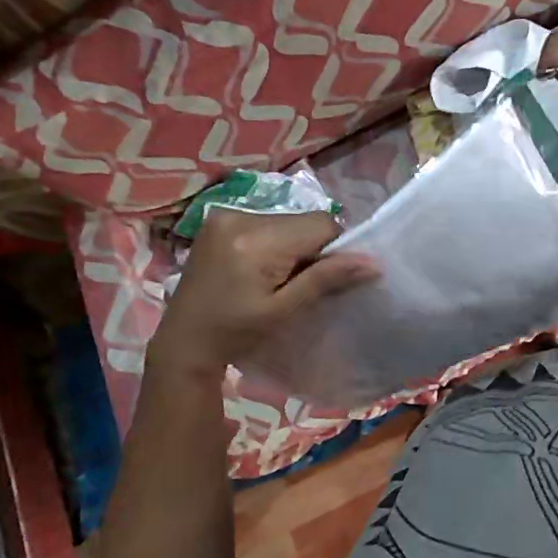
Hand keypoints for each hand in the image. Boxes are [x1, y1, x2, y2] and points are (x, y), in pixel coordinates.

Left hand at [152, 209, 376, 374]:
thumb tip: (373, 262)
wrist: (183, 342)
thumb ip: (326, 279)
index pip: (321, 224)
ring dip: (295, 243)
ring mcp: (226, 215)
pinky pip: (267, 221)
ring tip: (279, 277)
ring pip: (288, 220)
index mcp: (256, 241)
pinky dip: (275, 241)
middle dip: (313, 247)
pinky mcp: (219, 220)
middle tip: (301, 283)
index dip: (335, 248)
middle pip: (304, 220)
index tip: (327, 278)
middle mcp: (240, 216)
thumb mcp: (284, 310)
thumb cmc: (235, 333)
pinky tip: (262, 267)